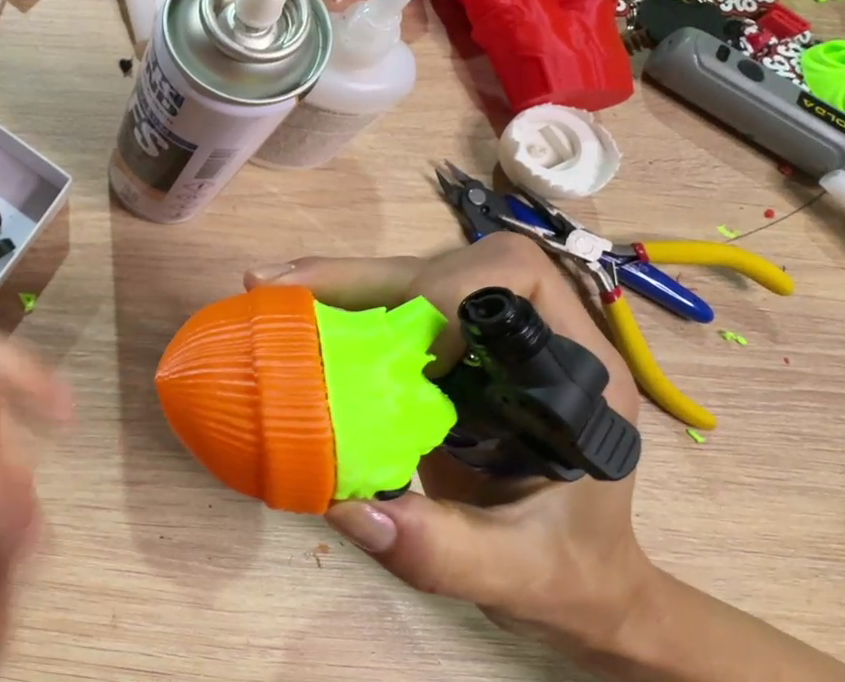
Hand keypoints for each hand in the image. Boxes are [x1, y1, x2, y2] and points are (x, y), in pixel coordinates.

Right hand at [244, 234, 657, 647]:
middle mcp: (531, 335)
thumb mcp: (514, 572)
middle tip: (282, 287)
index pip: (515, 277)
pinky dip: (337, 306)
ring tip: (268, 291)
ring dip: (338, 284)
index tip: (401, 350)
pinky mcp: (452, 350)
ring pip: (411, 279)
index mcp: (572, 370)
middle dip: (362, 277)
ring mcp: (487, 339)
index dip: (450, 291)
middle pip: (449, 265)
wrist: (576, 578)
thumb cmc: (565, 570)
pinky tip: (292, 314)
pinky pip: (392, 308)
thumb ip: (442, 548)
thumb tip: (345, 505)